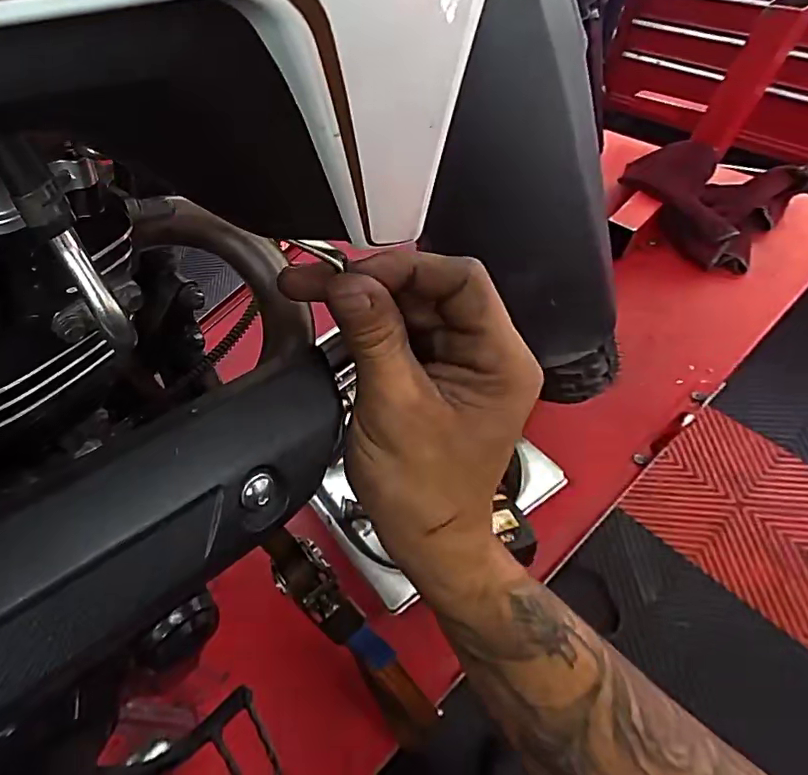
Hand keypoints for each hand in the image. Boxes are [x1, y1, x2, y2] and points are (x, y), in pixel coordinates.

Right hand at [278, 251, 542, 593]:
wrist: (423, 538)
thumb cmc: (425, 491)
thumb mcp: (394, 406)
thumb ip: (373, 336)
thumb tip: (348, 283)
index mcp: (498, 358)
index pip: (461, 281)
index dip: (406, 269)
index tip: (356, 276)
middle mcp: (481, 350)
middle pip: (426, 288)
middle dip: (369, 281)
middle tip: (317, 279)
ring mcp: (451, 358)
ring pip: (403, 303)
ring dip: (356, 297)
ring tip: (309, 289)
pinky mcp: (424, 367)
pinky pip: (391, 326)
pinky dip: (358, 318)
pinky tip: (329, 312)